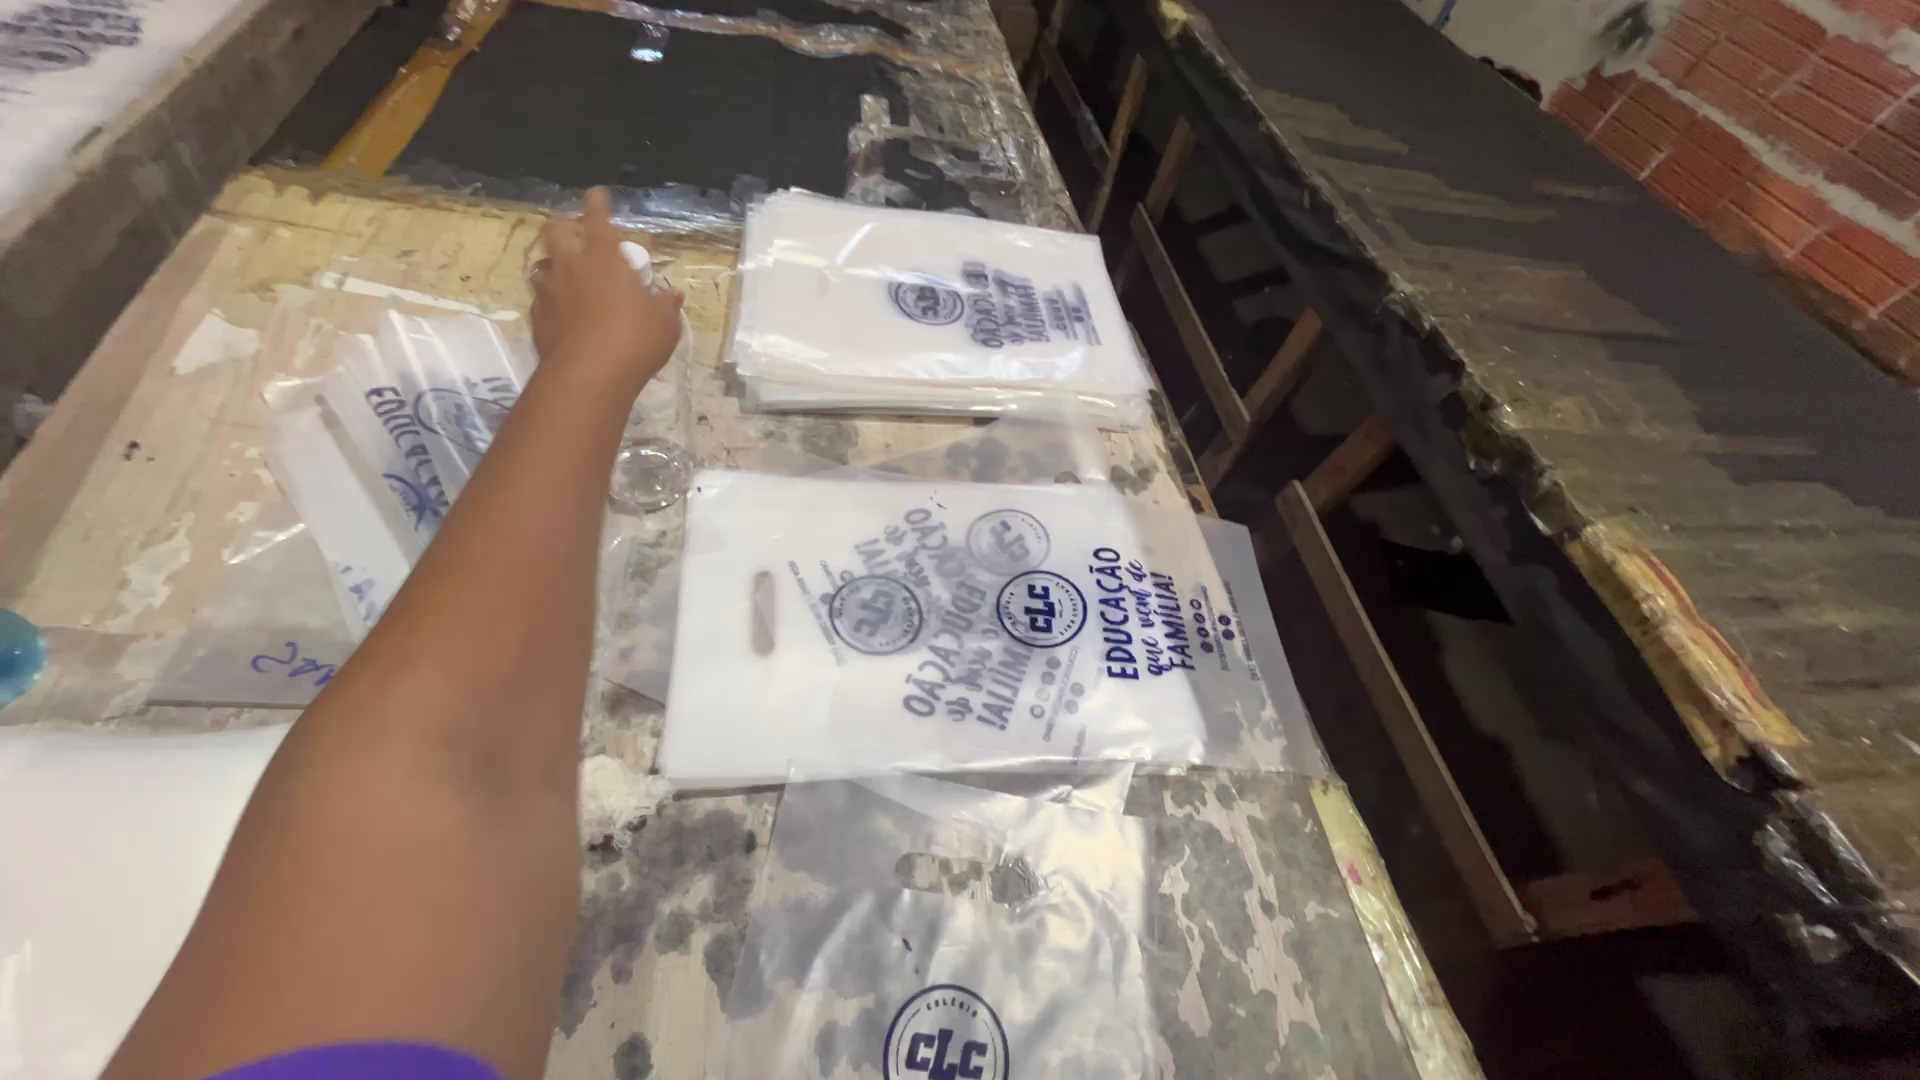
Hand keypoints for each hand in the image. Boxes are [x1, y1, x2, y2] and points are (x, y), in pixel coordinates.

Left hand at [529, 187, 684, 398]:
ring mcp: (549, 291)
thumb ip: (666, 305)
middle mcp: (571, 266)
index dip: (598, 204)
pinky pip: (541, 299)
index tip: (597, 194)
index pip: (599, 220)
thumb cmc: (635, 340)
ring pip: (542, 265)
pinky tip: (561, 310)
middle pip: (556, 231)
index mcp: (604, 258)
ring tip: (564, 273)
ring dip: (553, 264)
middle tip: (570, 227)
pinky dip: (551, 298)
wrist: (589, 375)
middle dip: (563, 224)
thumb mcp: (665, 324)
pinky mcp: (538, 318)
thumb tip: (672, 296)